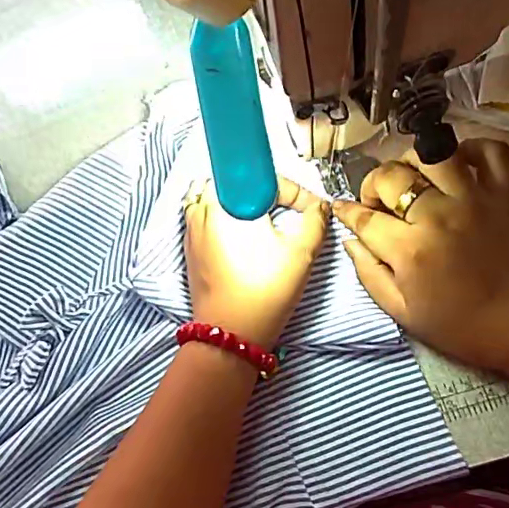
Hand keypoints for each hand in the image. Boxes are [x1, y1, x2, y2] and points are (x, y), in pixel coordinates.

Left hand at [185, 177, 330, 348]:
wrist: (230, 332)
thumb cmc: (265, 292)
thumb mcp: (302, 253)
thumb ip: (316, 220)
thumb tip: (319, 207)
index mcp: (232, 202)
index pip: (264, 175)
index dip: (292, 191)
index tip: (309, 210)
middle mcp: (204, 207)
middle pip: (238, 180)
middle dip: (266, 193)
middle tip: (288, 215)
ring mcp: (192, 227)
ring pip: (217, 196)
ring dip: (241, 203)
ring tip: (263, 226)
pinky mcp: (189, 246)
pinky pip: (204, 216)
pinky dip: (223, 219)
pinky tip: (242, 242)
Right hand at [333, 139, 508, 372]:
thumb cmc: (458, 324)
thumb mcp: (402, 311)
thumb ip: (370, 274)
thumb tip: (350, 240)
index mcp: (410, 249)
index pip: (365, 218)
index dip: (347, 212)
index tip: (343, 210)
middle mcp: (438, 214)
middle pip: (391, 176)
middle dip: (373, 185)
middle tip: (379, 203)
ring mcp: (474, 198)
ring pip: (433, 154)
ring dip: (413, 161)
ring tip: (413, 179)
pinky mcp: (504, 192)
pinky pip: (490, 151)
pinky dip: (472, 149)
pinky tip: (457, 166)